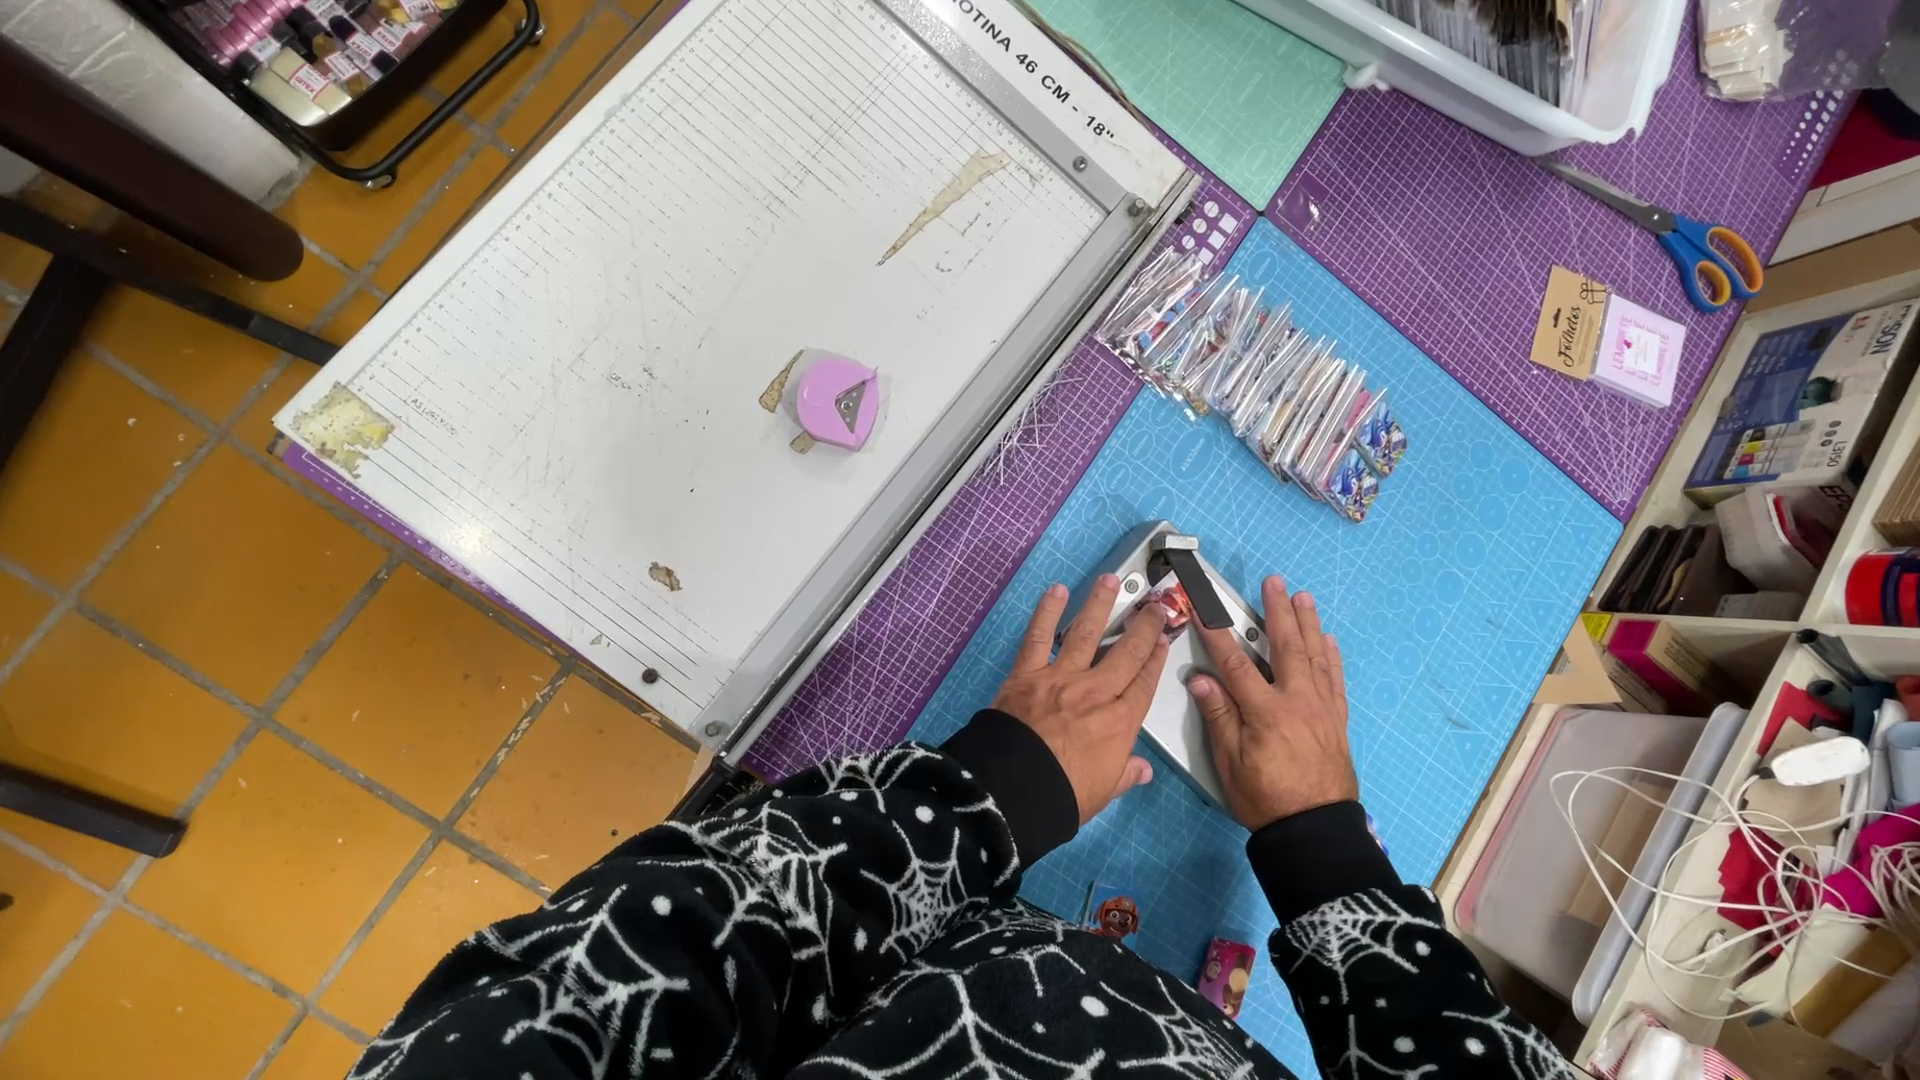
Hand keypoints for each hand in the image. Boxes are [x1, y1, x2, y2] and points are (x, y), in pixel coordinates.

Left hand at [993, 575, 1170, 823]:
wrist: (1013, 789)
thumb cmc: (1062, 796)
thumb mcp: (1101, 793)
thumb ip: (1123, 775)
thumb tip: (1142, 770)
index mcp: (1119, 723)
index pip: (1144, 683)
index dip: (1156, 658)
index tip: (1164, 638)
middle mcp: (1095, 693)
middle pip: (1126, 652)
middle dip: (1144, 626)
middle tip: (1156, 604)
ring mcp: (1061, 678)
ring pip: (1086, 633)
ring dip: (1100, 605)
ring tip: (1112, 580)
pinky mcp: (1027, 673)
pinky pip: (1038, 637)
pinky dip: (1047, 612)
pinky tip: (1056, 591)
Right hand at [1187, 576, 1355, 830]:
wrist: (1315, 831)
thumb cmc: (1264, 799)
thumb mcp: (1229, 763)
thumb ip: (1218, 717)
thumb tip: (1200, 679)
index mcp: (1266, 712)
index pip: (1236, 665)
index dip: (1218, 636)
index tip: (1206, 611)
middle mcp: (1298, 702)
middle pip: (1286, 648)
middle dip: (1277, 612)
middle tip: (1274, 583)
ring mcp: (1322, 710)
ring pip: (1316, 657)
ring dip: (1308, 624)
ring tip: (1303, 598)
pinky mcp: (1337, 721)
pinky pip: (1336, 681)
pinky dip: (1332, 657)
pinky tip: (1329, 641)